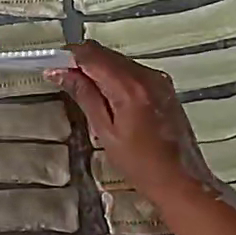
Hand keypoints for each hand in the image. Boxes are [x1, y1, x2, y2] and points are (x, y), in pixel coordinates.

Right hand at [48, 41, 210, 194]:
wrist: (181, 181)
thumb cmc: (141, 164)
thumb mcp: (105, 132)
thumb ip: (84, 96)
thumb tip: (61, 73)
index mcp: (130, 87)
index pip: (92, 54)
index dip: (69, 57)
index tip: (53, 67)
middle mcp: (146, 75)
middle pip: (105, 53)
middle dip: (82, 62)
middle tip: (64, 81)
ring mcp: (158, 78)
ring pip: (119, 60)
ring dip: (99, 69)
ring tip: (84, 92)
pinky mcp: (164, 85)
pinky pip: (132, 70)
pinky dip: (116, 76)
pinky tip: (108, 97)